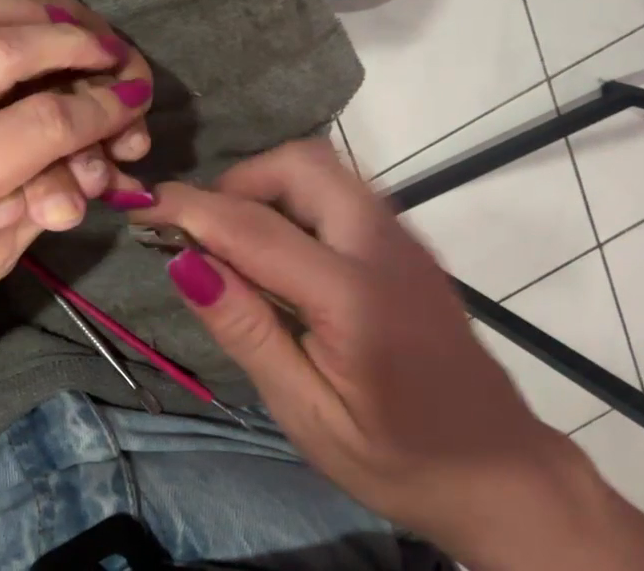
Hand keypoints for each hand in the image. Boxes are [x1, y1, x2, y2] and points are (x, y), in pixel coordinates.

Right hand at [131, 141, 579, 551]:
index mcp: (356, 298)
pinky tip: (279, 254)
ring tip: (234, 243)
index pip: (252, 226)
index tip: (137, 205)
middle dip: (235, 182)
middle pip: (299, 164)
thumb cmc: (398, 460)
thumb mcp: (306, 414)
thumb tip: (182, 260)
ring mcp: (405, 242)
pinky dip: (292, 199)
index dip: (186, 208)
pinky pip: (340, 193)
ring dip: (264, 186)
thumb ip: (246, 329)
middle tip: (202, 232)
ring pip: (322, 170)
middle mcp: (386, 250)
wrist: (506, 479)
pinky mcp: (409, 247)